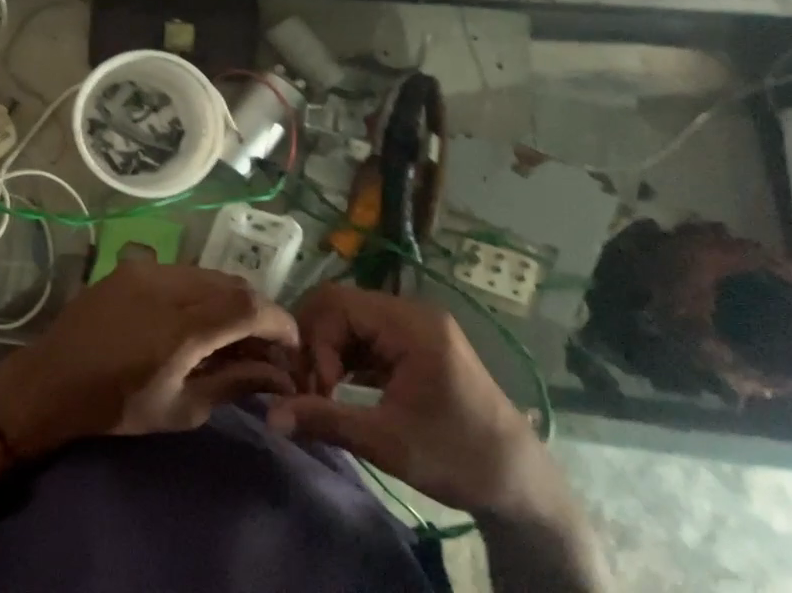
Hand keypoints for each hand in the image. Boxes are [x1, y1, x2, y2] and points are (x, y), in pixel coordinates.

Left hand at [0, 261, 297, 456]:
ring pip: (206, 274)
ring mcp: (142, 271)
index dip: (280, 323)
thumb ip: (234, 383)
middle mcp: (165, 286)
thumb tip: (279, 376)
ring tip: (229, 334)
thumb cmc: (116, 406)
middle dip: (257, 312)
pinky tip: (195, 319)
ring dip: (228, 299)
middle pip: (232, 284)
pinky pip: (179, 272)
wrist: (50, 380)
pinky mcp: (126, 269)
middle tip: (262, 346)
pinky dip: (199, 291)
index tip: (290, 348)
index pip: (250, 306)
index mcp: (181, 326)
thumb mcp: (182, 407)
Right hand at [268, 285, 559, 519]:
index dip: (313, 342)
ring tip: (321, 392)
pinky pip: (362, 336)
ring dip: (325, 352)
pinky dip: (343, 357)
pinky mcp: (413, 347)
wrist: (522, 486)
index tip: (317, 389)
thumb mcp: (386, 442)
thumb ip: (324, 419)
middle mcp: (412, 314)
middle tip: (310, 387)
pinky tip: (338, 388)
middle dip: (313, 344)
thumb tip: (269, 416)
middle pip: (336, 306)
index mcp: (411, 324)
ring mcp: (414, 329)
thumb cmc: (458, 458)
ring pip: (346, 321)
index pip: (334, 304)